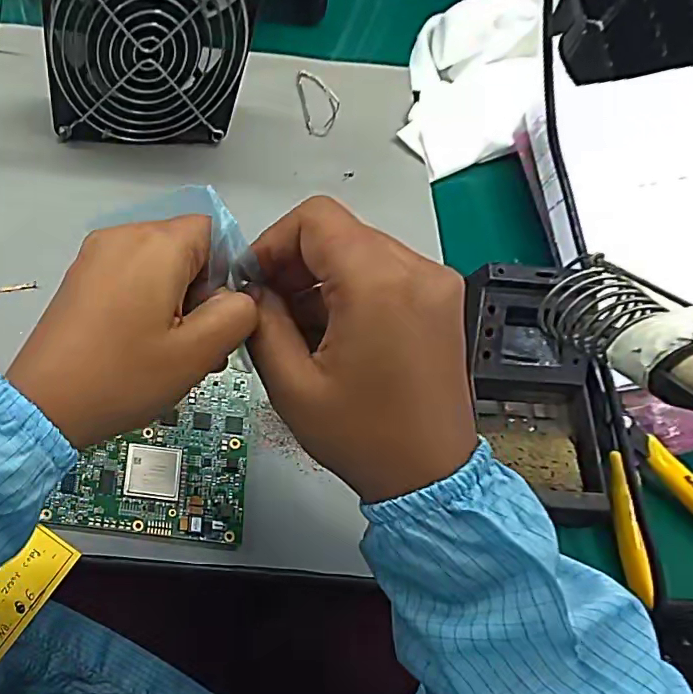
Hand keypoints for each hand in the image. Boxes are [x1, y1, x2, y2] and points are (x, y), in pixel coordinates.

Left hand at [8, 215, 258, 447]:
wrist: (45, 406)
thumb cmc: (121, 378)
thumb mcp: (197, 352)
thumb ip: (238, 314)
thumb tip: (239, 298)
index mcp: (155, 244)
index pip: (214, 233)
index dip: (224, 276)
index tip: (212, 321)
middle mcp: (121, 236)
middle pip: (184, 250)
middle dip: (198, 295)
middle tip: (194, 350)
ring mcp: (94, 258)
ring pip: (156, 269)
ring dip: (172, 307)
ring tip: (166, 356)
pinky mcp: (78, 281)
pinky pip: (128, 281)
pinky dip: (143, 308)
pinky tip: (137, 349)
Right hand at [247, 197, 477, 502]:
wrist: (428, 474)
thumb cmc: (364, 438)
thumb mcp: (291, 385)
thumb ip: (262, 324)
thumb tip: (252, 292)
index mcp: (378, 285)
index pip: (315, 219)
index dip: (271, 243)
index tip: (253, 280)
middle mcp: (416, 271)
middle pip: (338, 232)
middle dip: (293, 265)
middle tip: (267, 310)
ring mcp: (434, 284)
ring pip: (359, 251)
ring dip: (319, 281)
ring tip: (297, 330)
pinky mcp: (440, 301)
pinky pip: (383, 273)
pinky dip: (348, 291)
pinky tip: (330, 334)